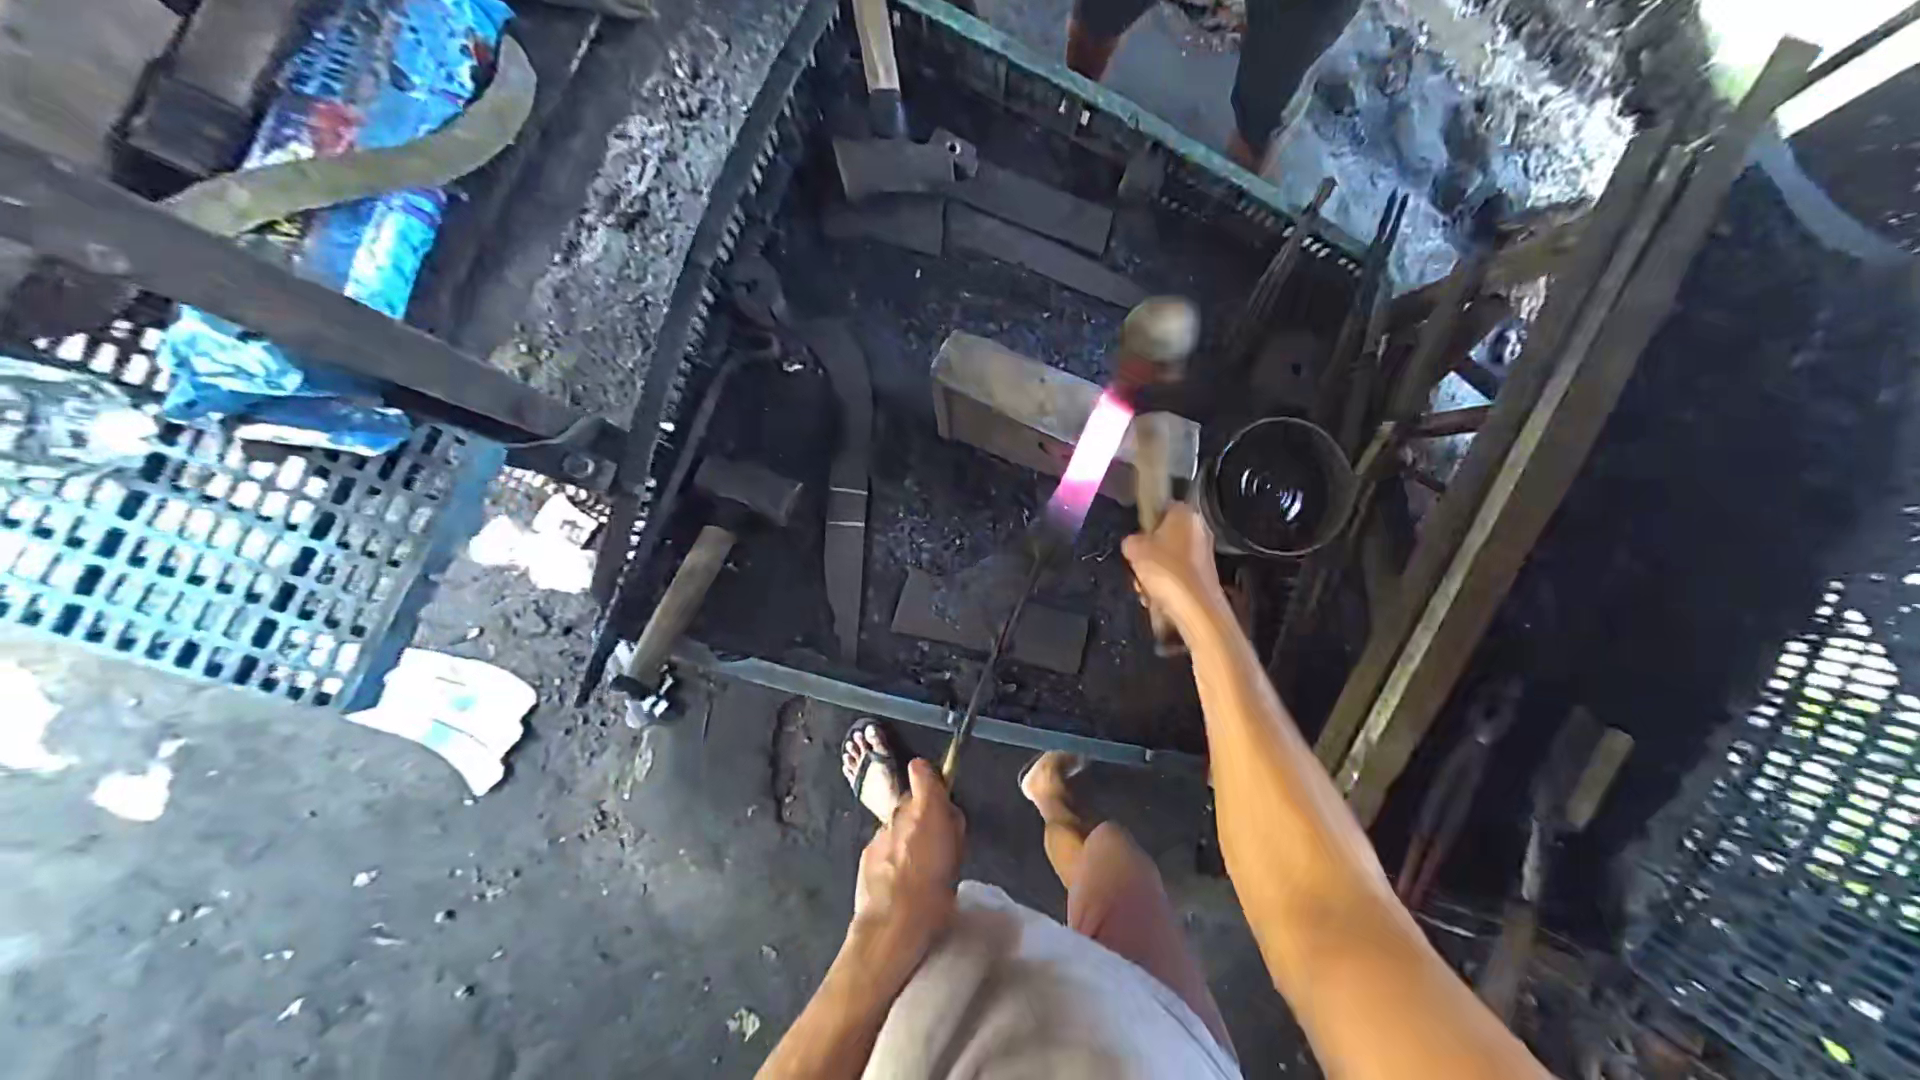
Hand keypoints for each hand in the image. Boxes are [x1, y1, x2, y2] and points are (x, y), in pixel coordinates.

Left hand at [850, 759, 964, 965]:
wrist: (890, 927)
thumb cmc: (934, 895)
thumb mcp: (957, 858)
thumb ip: (952, 827)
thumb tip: (947, 814)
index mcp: (926, 811)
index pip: (921, 771)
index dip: (928, 776)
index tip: (935, 789)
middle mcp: (900, 814)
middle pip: (910, 801)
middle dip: (921, 813)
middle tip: (933, 841)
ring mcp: (879, 832)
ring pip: (896, 823)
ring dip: (905, 835)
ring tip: (914, 866)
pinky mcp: (866, 851)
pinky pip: (884, 843)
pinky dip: (891, 852)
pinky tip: (897, 878)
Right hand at [1122, 502, 1225, 624]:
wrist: (1195, 609)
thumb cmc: (1165, 570)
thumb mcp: (1134, 549)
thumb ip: (1130, 541)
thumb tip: (1134, 543)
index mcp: (1185, 513)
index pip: (1162, 506)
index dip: (1145, 521)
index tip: (1135, 536)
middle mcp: (1199, 529)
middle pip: (1164, 535)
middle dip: (1148, 551)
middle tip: (1137, 564)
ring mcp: (1204, 553)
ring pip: (1169, 557)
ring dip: (1154, 571)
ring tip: (1145, 586)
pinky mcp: (1205, 576)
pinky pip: (1177, 575)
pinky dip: (1166, 585)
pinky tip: (1157, 597)